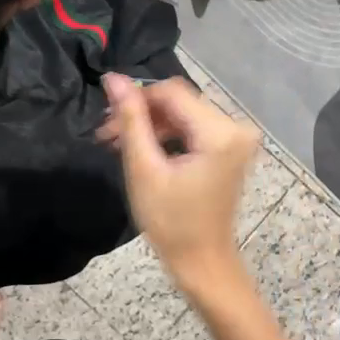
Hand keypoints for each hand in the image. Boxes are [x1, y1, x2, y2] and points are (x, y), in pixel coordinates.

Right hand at [100, 74, 257, 278]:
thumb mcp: (143, 169)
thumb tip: (112, 79)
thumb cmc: (170, 222)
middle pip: (177, 101)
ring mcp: (235, 137)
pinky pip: (192, 127)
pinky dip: (166, 134)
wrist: (201, 261)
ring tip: (118, 144)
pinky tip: (143, 150)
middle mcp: (235, 126)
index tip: (104, 118)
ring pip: (182, 112)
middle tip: (106, 135)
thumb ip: (130, 120)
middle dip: (140, 113)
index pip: (171, 92)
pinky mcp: (229, 147)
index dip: (135, 98)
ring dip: (149, 124)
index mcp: (220, 132)